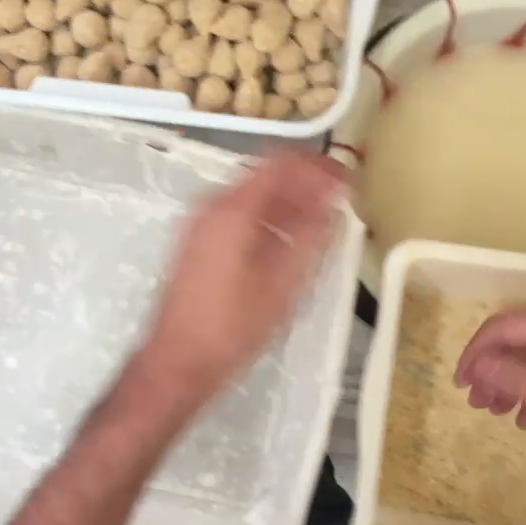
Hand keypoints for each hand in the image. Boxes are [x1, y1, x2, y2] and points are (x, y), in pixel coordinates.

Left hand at [138, 149, 344, 408]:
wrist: (177, 361)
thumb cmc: (232, 328)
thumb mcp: (283, 283)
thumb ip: (312, 235)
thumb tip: (333, 203)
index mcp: (233, 209)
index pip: (283, 163)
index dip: (320, 166)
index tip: (348, 179)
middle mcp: (212, 206)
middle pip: (267, 176)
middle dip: (306, 184)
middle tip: (340, 201)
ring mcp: (200, 224)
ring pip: (253, 196)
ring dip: (289, 202)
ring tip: (321, 222)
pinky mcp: (197, 243)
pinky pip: (239, 215)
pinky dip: (268, 219)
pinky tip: (290, 242)